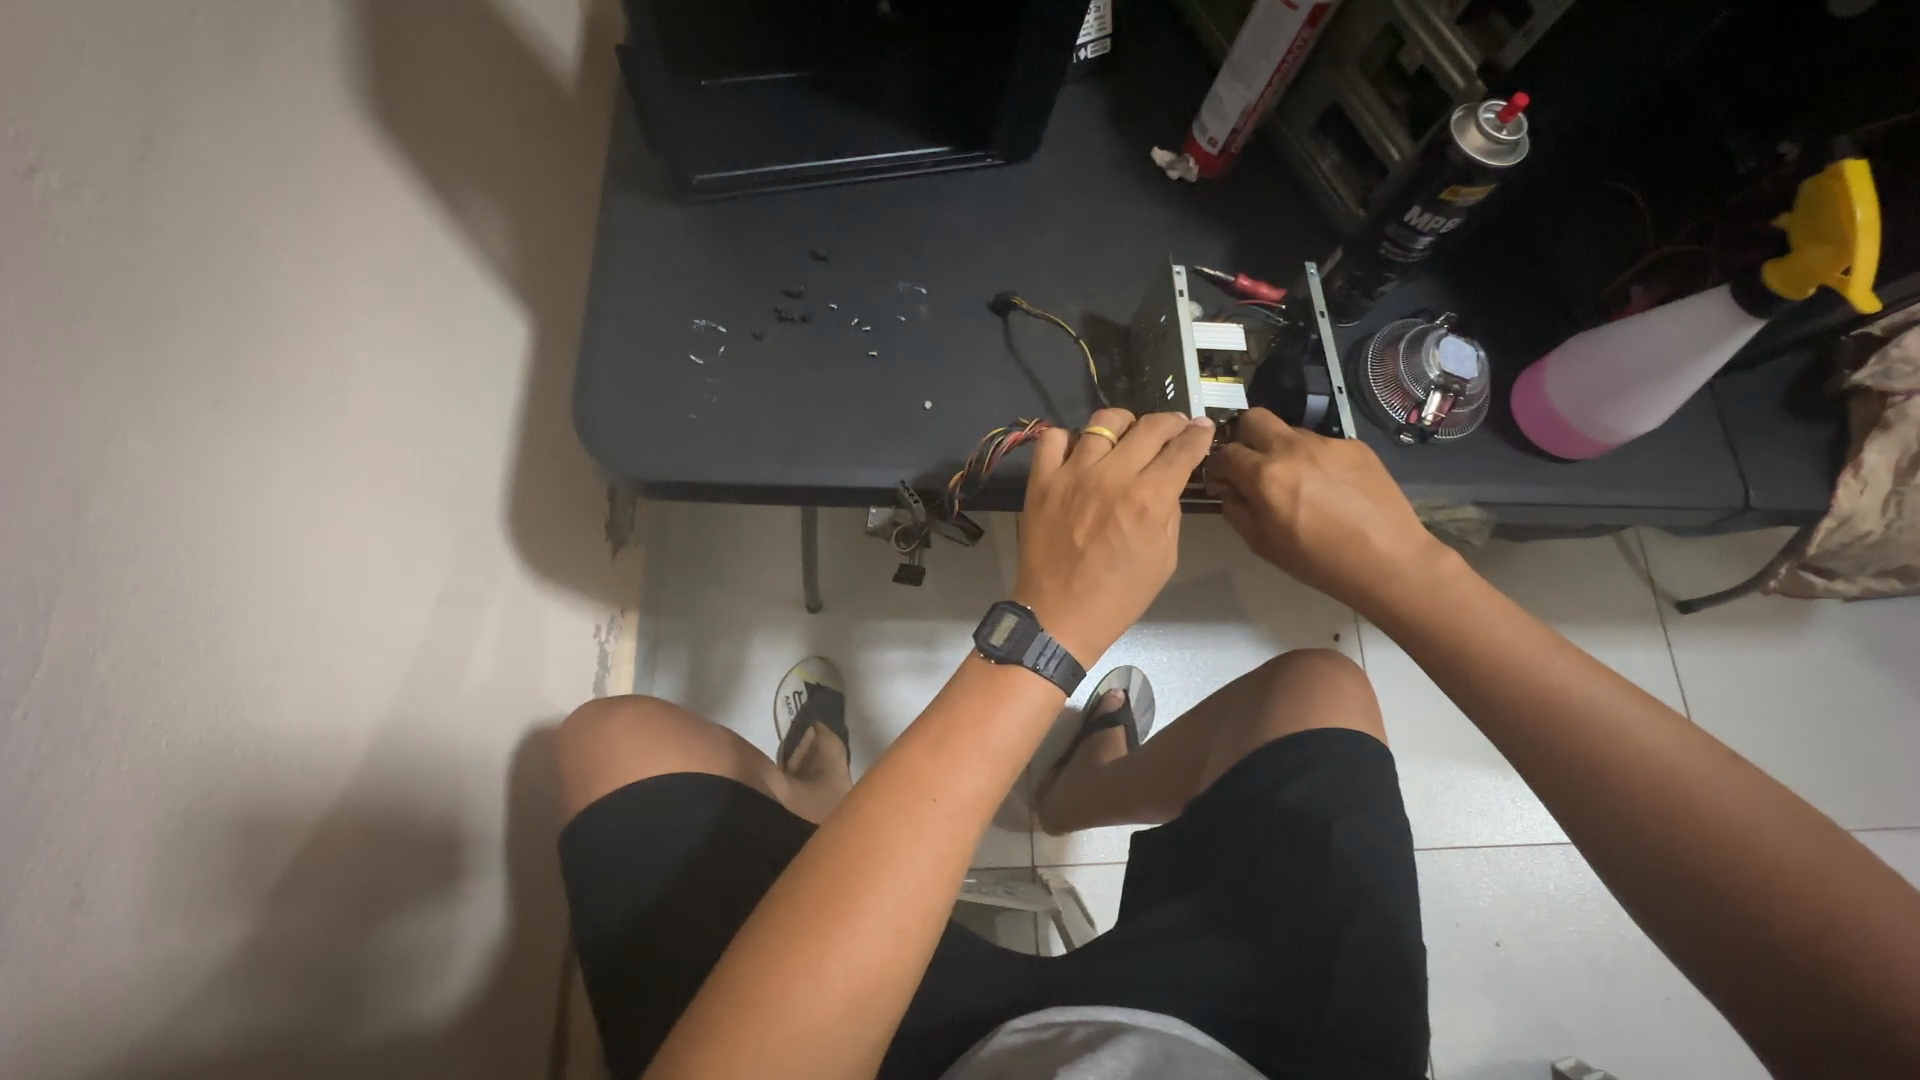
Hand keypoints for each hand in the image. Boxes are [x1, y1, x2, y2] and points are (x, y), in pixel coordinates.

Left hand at [1012, 409, 1215, 662]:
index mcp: (1149, 498)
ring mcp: (1072, 474)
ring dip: (1124, 424)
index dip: (1199, 434)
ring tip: (1127, 435)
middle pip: (1149, 426)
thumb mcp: (1165, 559)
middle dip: (1170, 422)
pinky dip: (1069, 438)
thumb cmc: (1119, 596)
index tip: (1202, 428)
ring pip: (1103, 422)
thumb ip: (1169, 512)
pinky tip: (1079, 452)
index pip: (1183, 448)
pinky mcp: (1041, 480)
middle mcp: (1113, 476)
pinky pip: (1053, 439)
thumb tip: (1168, 481)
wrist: (1059, 616)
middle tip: (1173, 427)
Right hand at [1210, 408, 1452, 616]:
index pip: (1225, 452)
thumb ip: (1236, 510)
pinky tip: (1330, 487)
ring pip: (1290, 432)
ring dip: (1282, 451)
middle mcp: (1293, 449)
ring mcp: (1327, 443)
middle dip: (1244, 436)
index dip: (1217, 466)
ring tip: (1298, 482)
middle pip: (1254, 418)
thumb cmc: (1317, 560)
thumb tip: (1229, 489)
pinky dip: (1315, 460)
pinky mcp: (1355, 446)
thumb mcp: (1262, 544)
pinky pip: (1323, 445)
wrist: (1387, 559)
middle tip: (1251, 463)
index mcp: (1265, 475)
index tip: (1223, 480)